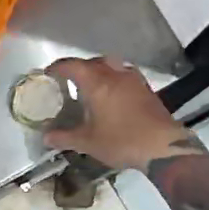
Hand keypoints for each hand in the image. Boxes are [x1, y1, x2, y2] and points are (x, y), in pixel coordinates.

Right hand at [42, 56, 194, 170]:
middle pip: (95, 61)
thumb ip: (62, 137)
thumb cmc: (120, 141)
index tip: (48, 73)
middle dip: (79, 67)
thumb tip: (45, 137)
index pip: (74, 66)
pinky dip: (113, 79)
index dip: (58, 67)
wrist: (163, 148)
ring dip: (99, 70)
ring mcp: (134, 82)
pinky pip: (125, 75)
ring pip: (113, 65)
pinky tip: (109, 95)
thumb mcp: (85, 143)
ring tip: (89, 86)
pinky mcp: (146, 91)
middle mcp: (116, 77)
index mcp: (98, 85)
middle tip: (68, 79)